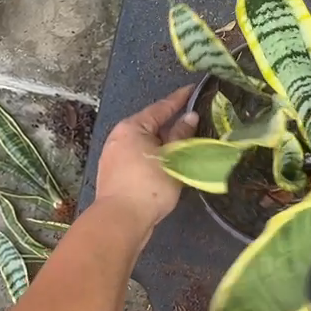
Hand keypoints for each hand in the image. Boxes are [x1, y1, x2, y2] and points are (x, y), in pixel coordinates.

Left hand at [93, 87, 197, 229]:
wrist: (120, 221)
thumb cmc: (148, 185)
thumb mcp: (172, 158)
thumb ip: (181, 136)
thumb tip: (190, 116)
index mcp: (132, 127)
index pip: (161, 107)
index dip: (179, 99)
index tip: (193, 89)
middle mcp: (119, 137)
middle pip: (151, 126)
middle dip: (172, 125)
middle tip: (195, 121)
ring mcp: (114, 157)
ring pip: (146, 144)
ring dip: (164, 145)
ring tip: (185, 146)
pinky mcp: (115, 176)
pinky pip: (140, 159)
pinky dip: (155, 158)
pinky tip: (168, 166)